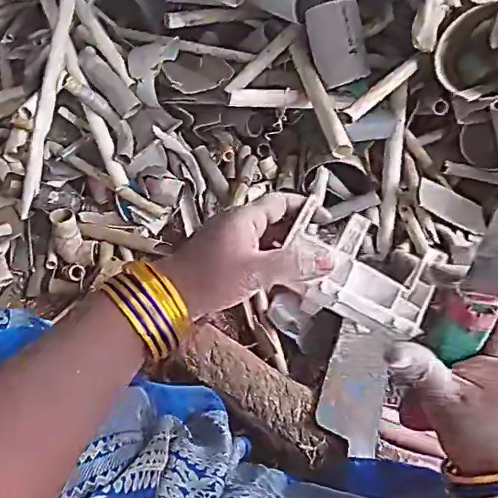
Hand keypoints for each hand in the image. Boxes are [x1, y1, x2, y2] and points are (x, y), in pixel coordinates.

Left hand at [158, 192, 334, 318]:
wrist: (173, 295)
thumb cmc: (206, 278)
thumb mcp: (256, 270)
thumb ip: (292, 264)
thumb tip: (324, 259)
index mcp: (243, 218)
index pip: (282, 201)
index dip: (306, 207)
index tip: (324, 219)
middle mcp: (235, 224)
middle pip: (276, 221)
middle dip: (299, 235)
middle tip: (319, 251)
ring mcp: (228, 240)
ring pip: (266, 239)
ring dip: (285, 252)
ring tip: (304, 268)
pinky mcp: (223, 257)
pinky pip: (254, 254)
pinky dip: (270, 262)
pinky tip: (280, 279)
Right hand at [387, 292, 497, 474]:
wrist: (495, 468)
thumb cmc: (486, 437)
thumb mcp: (447, 399)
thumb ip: (421, 370)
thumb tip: (394, 349)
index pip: (496, 296)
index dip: (467, 280)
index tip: (436, 276)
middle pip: (470, 303)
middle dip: (439, 300)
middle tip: (411, 301)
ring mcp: (486, 355)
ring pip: (457, 322)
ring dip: (432, 321)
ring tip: (412, 328)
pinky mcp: (472, 365)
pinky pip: (449, 340)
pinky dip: (431, 339)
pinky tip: (418, 350)